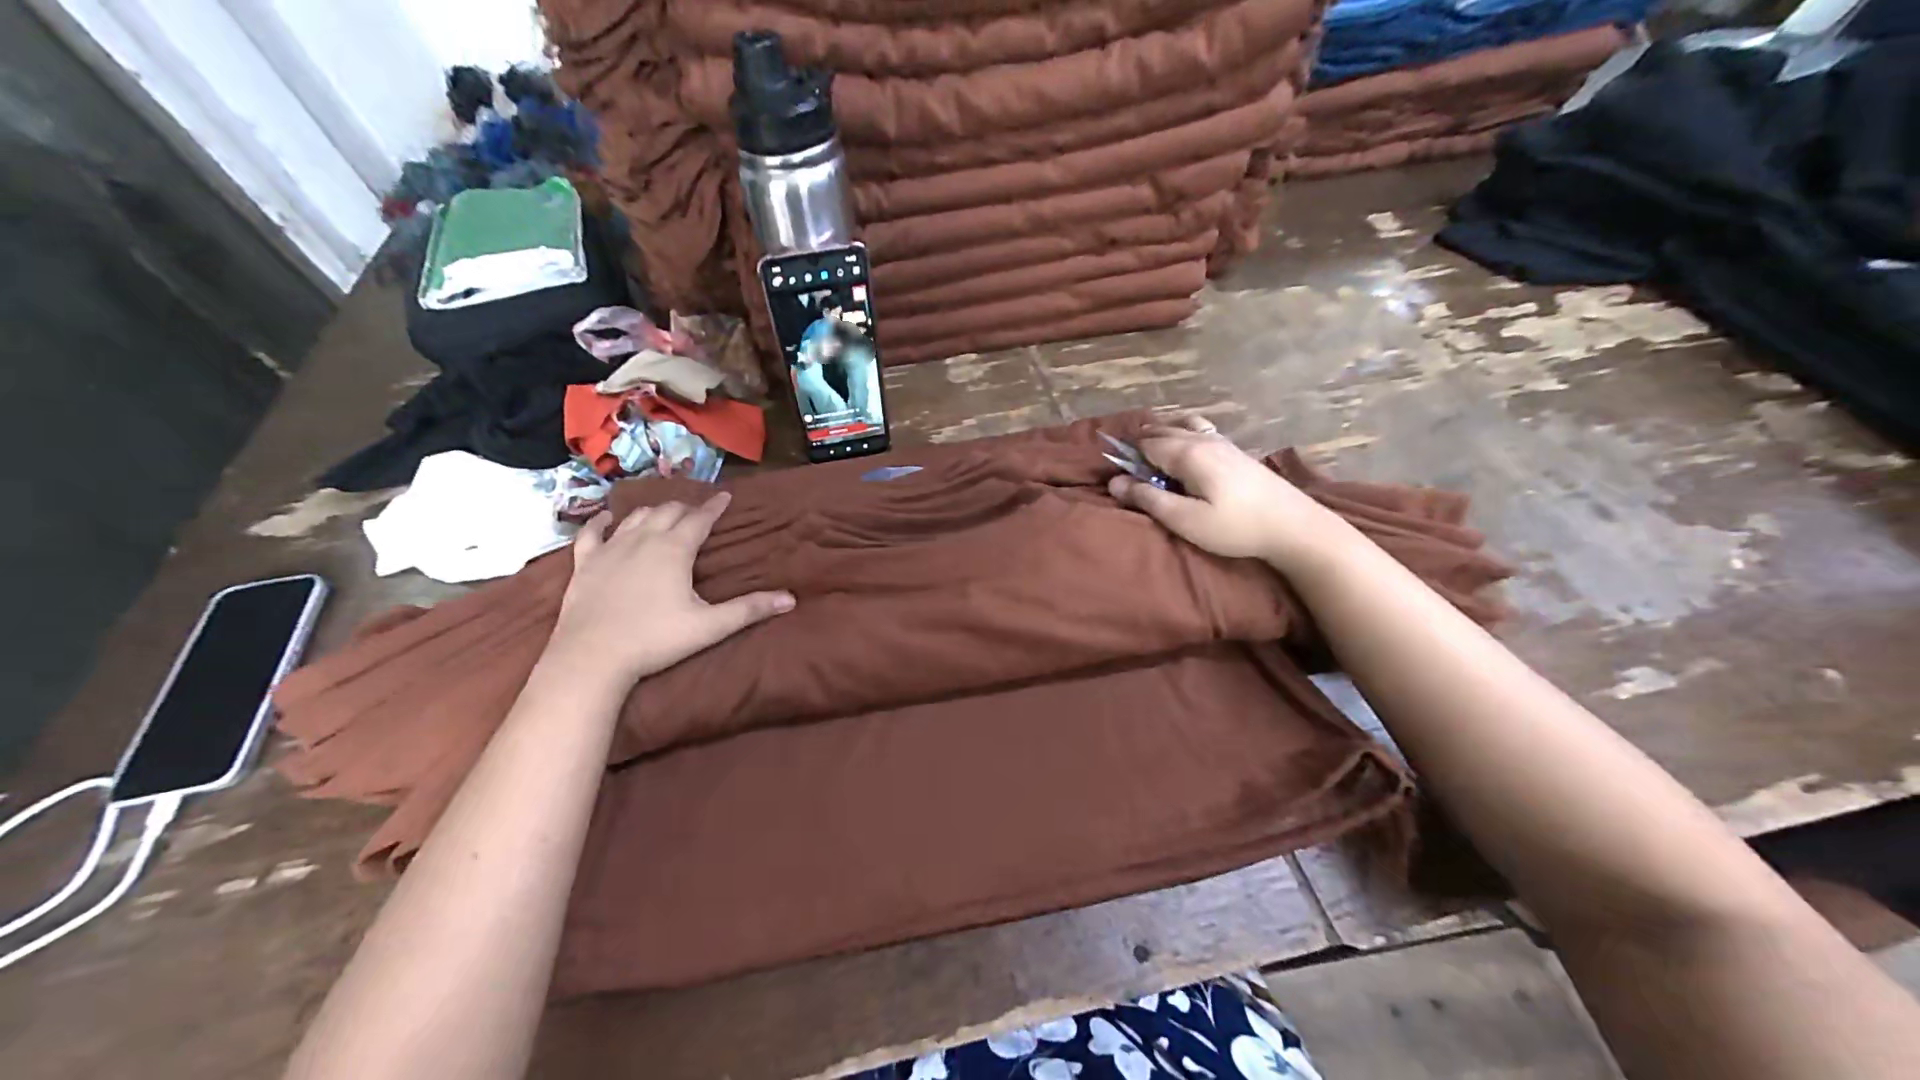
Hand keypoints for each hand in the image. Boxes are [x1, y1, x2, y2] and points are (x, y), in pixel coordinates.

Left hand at [545, 493, 794, 686]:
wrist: (593, 656)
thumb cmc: (656, 639)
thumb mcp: (710, 626)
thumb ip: (750, 610)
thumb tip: (790, 599)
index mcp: (675, 549)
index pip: (700, 519)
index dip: (715, 507)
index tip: (726, 496)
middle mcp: (643, 539)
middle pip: (668, 512)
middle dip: (686, 507)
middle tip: (697, 510)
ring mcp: (611, 548)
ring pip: (635, 517)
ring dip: (652, 511)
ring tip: (662, 512)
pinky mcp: (585, 562)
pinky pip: (592, 532)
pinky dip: (601, 522)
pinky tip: (606, 518)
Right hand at [1107, 415, 1352, 571]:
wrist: (1293, 526)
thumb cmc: (1234, 527)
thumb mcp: (1184, 520)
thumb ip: (1148, 499)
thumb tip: (1115, 482)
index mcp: (1187, 453)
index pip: (1146, 444)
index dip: (1127, 455)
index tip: (1114, 470)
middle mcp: (1203, 439)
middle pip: (1163, 430)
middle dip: (1141, 441)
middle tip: (1126, 459)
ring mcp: (1223, 442)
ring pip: (1184, 425)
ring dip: (1163, 433)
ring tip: (1151, 447)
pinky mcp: (1236, 451)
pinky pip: (1200, 430)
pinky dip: (1182, 432)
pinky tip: (1185, 446)